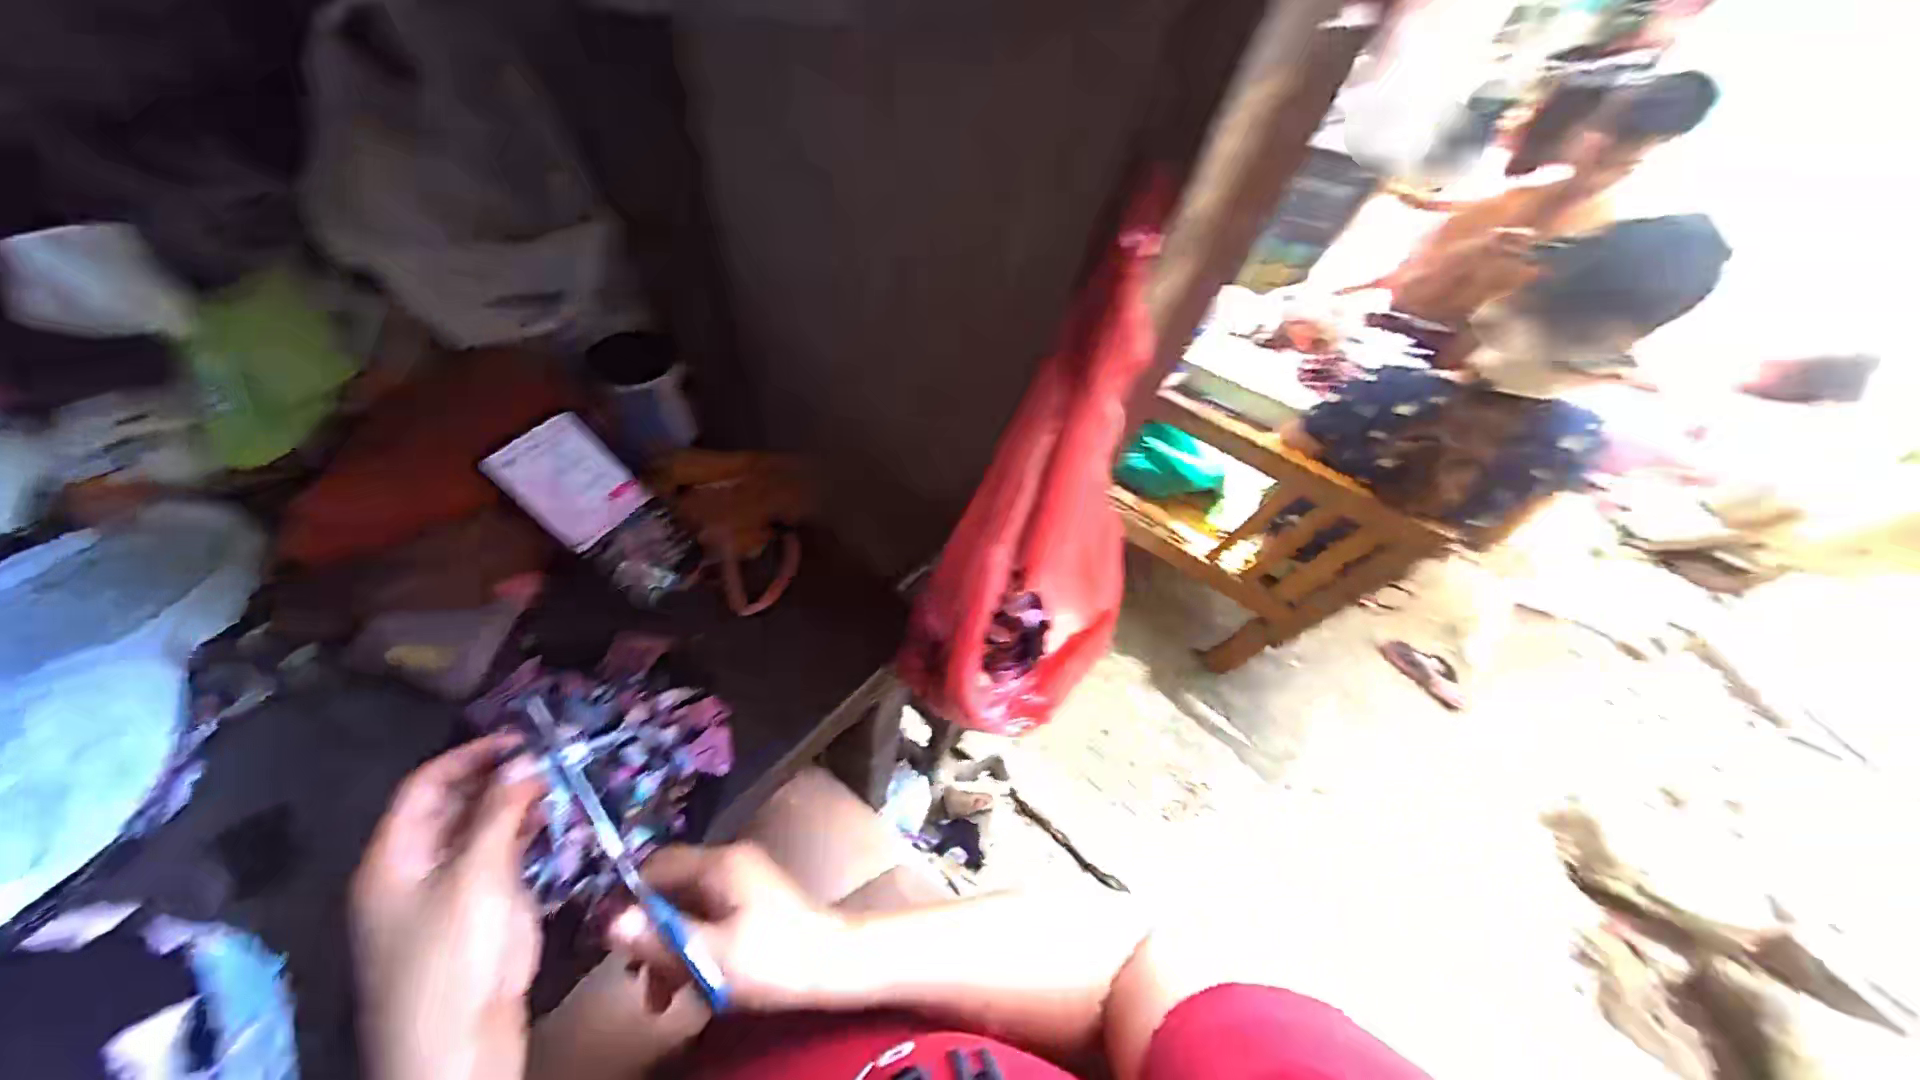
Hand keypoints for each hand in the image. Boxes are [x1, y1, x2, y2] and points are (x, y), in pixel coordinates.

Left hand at [351, 735, 545, 1079]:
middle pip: (455, 803)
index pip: (426, 786)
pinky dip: (527, 827)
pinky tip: (556, 814)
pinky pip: (503, 850)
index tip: (522, 737)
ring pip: (484, 825)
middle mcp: (418, 865)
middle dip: (501, 774)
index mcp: (394, 858)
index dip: (470, 755)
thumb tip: (527, 756)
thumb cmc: (453, 957)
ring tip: (561, 777)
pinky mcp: (482, 904)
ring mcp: (452, 886)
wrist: (459, 1045)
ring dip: (519, 799)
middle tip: (552, 754)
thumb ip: (501, 810)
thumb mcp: (476, 875)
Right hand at [607, 843, 856, 1011]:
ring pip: (687, 909)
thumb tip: (610, 922)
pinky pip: (708, 918)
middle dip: (649, 935)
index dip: (627, 898)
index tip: (607, 939)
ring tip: (662, 1000)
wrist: (835, 963)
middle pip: (670, 889)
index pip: (657, 864)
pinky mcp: (752, 902)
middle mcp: (730, 862)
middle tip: (638, 981)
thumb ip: (660, 938)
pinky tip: (692, 986)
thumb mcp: (710, 954)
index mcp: (720, 864)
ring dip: (670, 950)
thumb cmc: (774, 957)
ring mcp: (743, 880)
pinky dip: (694, 948)